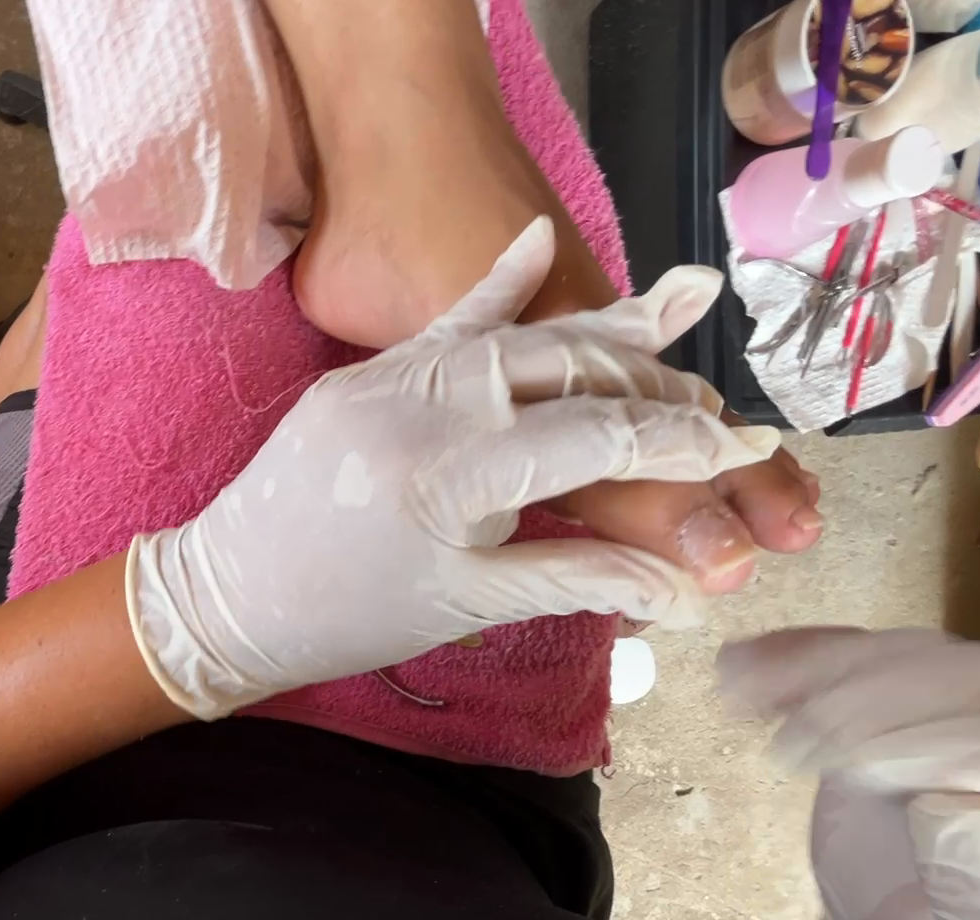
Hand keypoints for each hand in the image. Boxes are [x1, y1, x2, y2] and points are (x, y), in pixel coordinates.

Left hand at [126, 217, 779, 718]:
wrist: (230, 598)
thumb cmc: (346, 619)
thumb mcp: (466, 605)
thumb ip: (578, 576)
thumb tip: (689, 583)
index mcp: (450, 480)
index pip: (596, 440)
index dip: (682, 445)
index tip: (749, 447)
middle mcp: (417, 410)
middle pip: (565, 371)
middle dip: (649, 383)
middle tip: (711, 401)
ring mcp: (379, 382)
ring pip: (512, 339)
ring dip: (597, 326)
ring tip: (682, 296)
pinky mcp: (353, 377)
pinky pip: (436, 328)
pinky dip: (492, 288)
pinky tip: (540, 240)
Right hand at [718, 628, 979, 919]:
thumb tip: (954, 809)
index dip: (974, 750)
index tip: (861, 769)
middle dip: (884, 701)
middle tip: (793, 750)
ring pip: (924, 654)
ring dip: (822, 666)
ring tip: (739, 696)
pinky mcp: (905, 706)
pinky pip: (864, 654)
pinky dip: (796, 653)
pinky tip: (739, 666)